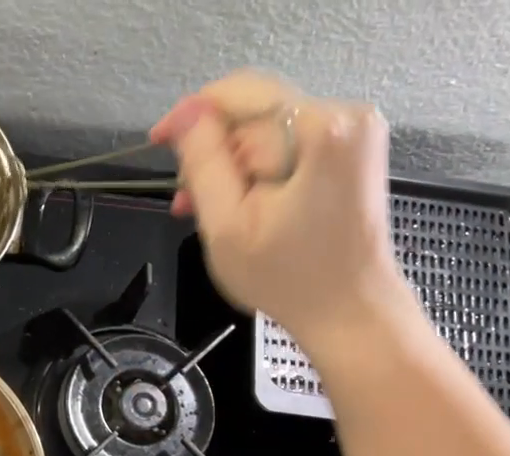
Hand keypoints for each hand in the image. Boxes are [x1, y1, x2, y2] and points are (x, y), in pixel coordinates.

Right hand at [151, 70, 414, 349]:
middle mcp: (346, 116)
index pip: (241, 93)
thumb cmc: (288, 278)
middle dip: (211, 152)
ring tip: (204, 209)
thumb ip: (203, 164)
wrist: (348, 308)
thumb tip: (185, 116)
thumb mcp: (227, 225)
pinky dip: (255, 170)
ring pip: (265, 130)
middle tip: (184, 201)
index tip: (157, 140)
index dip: (191, 113)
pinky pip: (286, 145)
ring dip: (229, 165)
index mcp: (320, 129)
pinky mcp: (350, 150)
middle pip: (254, 112)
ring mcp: (352, 132)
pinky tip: (237, 203)